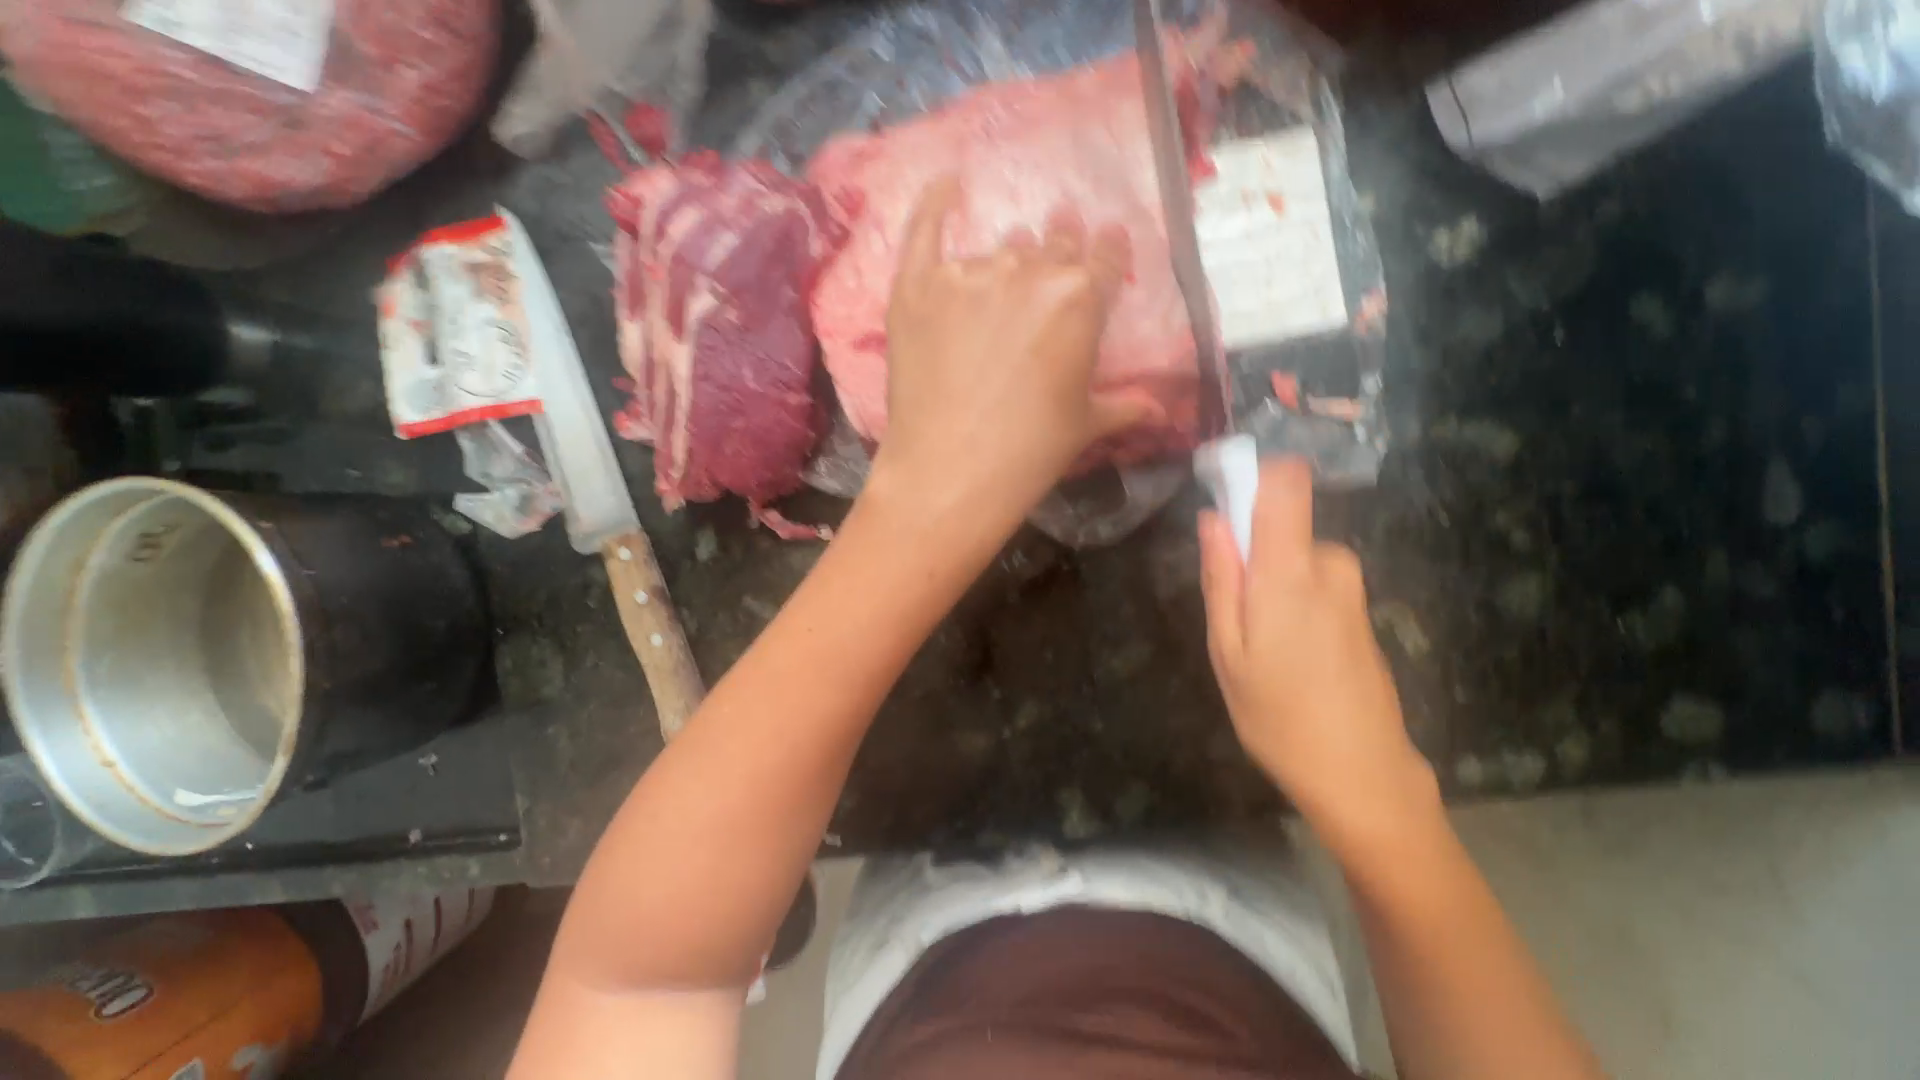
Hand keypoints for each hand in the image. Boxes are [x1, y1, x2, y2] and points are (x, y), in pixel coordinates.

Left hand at [872, 176, 1154, 530]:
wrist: (952, 470)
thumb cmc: (1031, 451)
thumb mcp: (1087, 424)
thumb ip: (1124, 404)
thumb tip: (1160, 408)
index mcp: (1082, 299)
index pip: (1105, 258)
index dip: (1107, 250)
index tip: (1105, 244)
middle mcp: (1030, 271)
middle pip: (1053, 242)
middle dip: (1062, 242)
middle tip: (1058, 247)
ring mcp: (970, 274)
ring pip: (998, 248)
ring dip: (1010, 256)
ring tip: (1006, 269)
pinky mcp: (918, 285)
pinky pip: (927, 230)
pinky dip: (936, 203)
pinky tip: (947, 184)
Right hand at [1199, 459, 1438, 852]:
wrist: (1362, 774)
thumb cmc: (1278, 717)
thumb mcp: (1227, 653)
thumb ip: (1221, 578)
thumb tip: (1215, 518)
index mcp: (1290, 572)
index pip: (1287, 482)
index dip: (1256, 474)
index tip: (1228, 500)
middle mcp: (1330, 567)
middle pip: (1285, 526)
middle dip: (1254, 557)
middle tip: (1237, 624)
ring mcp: (1353, 590)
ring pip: (1298, 559)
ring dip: (1273, 588)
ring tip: (1264, 653)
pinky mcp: (1363, 612)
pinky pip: (1317, 584)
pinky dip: (1296, 606)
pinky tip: (1294, 661)